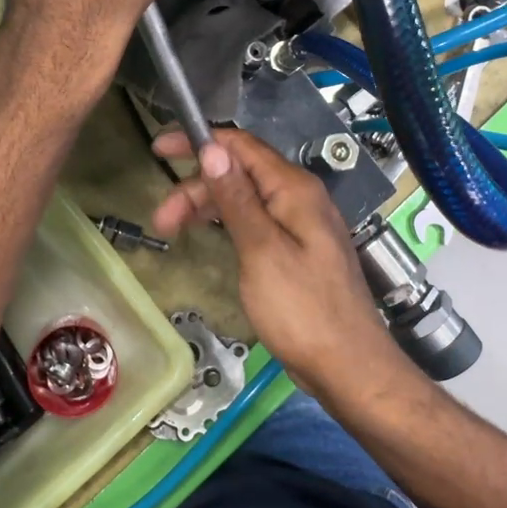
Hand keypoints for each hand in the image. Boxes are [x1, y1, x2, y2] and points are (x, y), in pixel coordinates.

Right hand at [150, 128, 411, 396]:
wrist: (348, 366)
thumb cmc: (302, 309)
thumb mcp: (261, 250)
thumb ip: (236, 198)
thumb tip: (212, 149)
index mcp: (294, 189)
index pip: (241, 146)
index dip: (198, 141)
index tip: (158, 148)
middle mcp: (299, 197)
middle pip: (239, 173)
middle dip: (195, 187)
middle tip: (161, 219)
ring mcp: (300, 224)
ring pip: (245, 198)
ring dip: (206, 206)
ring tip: (171, 230)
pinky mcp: (297, 250)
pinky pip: (255, 220)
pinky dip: (226, 222)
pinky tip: (207, 235)